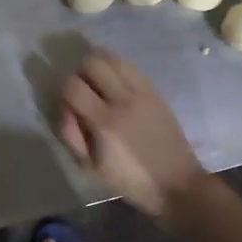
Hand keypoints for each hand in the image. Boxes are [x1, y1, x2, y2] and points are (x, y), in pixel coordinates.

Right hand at [57, 48, 213, 219]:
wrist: (177, 183)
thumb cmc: (131, 181)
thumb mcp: (91, 168)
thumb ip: (71, 135)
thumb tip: (66, 109)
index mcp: (104, 122)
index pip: (72, 86)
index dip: (63, 91)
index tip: (69, 105)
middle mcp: (123, 100)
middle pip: (92, 62)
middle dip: (80, 73)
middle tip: (83, 90)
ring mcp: (143, 93)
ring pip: (113, 57)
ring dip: (99, 64)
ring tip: (98, 82)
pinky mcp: (156, 92)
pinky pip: (131, 66)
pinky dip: (117, 68)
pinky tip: (116, 83)